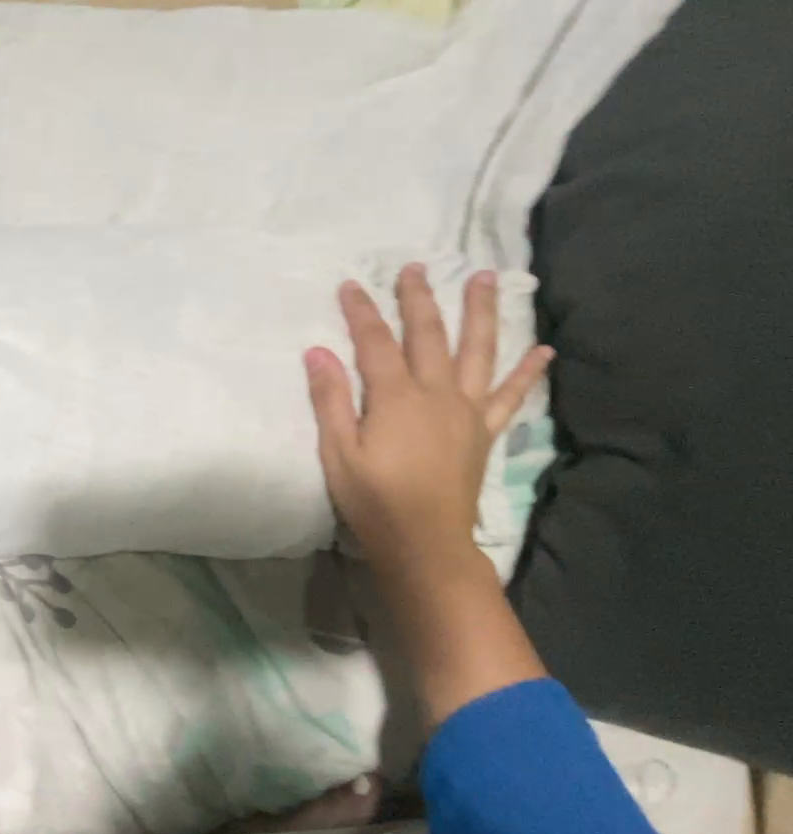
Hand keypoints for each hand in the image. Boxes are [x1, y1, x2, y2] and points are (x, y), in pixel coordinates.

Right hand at [303, 264, 552, 574]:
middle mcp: (438, 394)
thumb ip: (330, 401)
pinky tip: (542, 352)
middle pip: (429, 336)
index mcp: (396, 398)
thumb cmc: (371, 498)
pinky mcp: (484, 431)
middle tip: (416, 267)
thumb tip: (318, 353)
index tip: (352, 284)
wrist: (424, 538)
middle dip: (420, 300)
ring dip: (481, 313)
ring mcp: (467, 411)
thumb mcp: (337, 452)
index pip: (376, 343)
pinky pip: (509, 395)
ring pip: (478, 351)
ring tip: (486, 280)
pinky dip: (526, 372)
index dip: (363, 312)